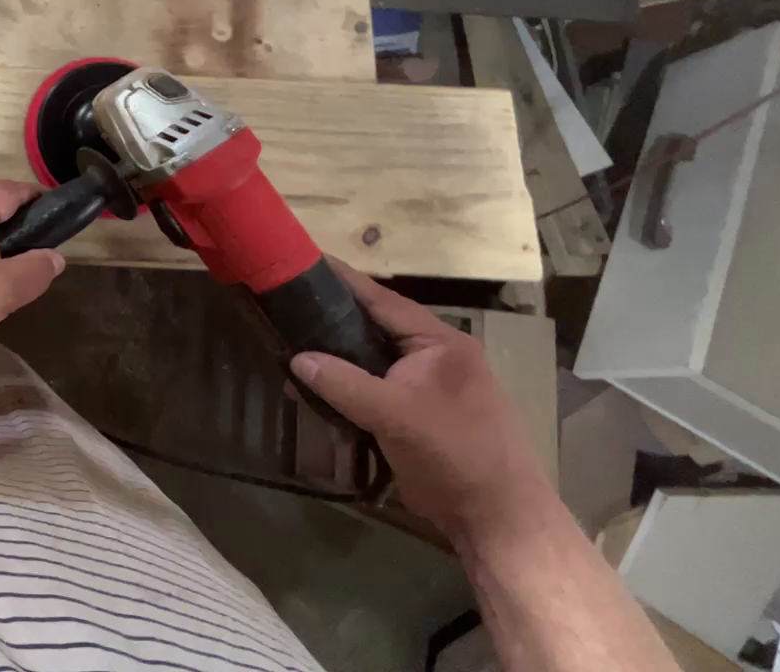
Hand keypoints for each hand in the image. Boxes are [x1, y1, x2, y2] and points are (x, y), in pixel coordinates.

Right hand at [289, 260, 558, 545]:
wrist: (498, 521)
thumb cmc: (457, 456)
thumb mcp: (395, 415)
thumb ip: (342, 383)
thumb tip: (295, 358)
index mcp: (440, 344)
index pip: (383, 300)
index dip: (342, 279)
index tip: (302, 258)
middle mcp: (433, 357)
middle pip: (371, 326)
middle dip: (327, 317)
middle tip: (281, 303)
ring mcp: (423, 386)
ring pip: (366, 358)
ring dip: (330, 355)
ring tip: (284, 342)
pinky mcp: (412, 413)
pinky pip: (367, 386)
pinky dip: (338, 384)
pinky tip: (306, 386)